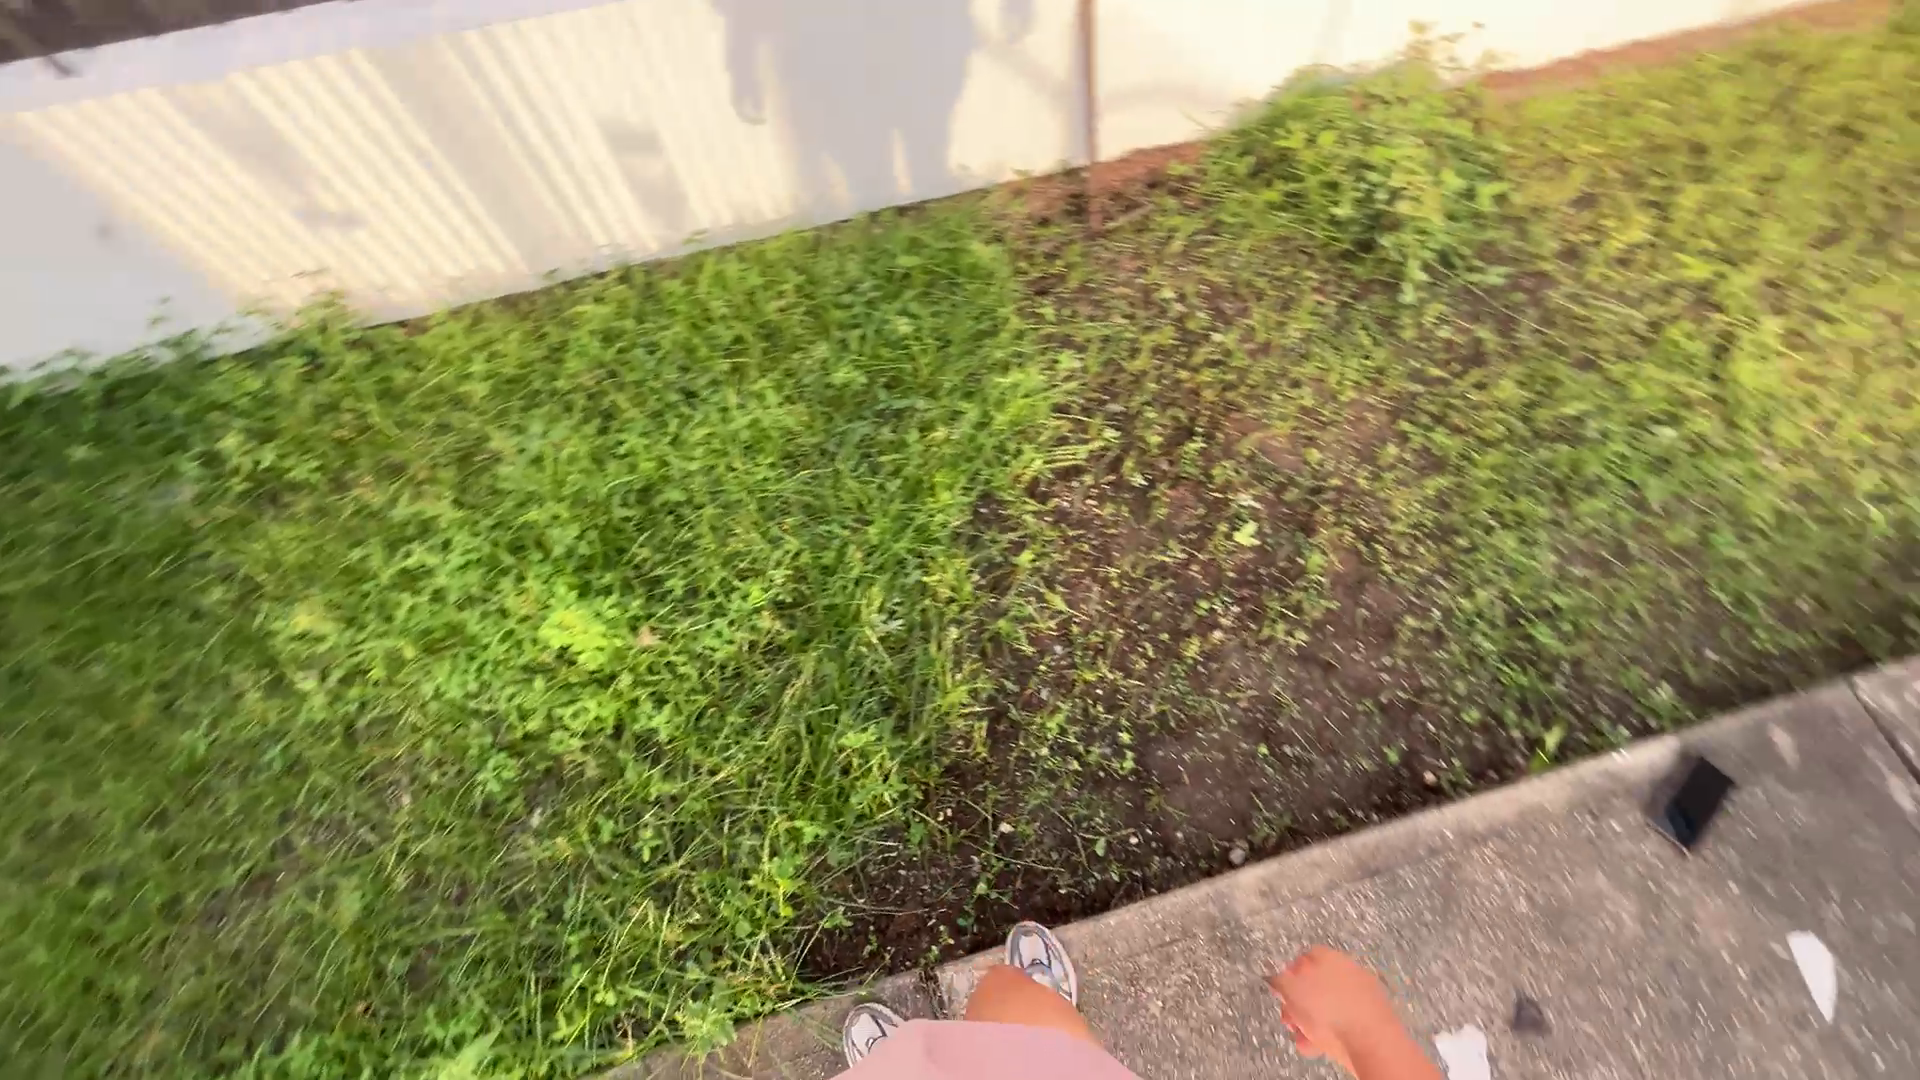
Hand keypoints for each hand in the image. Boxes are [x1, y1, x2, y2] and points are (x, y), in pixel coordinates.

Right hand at [1267, 947, 1401, 1073]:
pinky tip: (1322, 1045)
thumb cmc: (1328, 1013)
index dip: (1287, 979)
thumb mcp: (1290, 991)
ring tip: (1305, 1039)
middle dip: (1300, 1004)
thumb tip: (1275, 977)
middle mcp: (1346, 967)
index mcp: (1326, 955)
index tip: (1283, 997)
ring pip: (1330, 1005)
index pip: (1300, 960)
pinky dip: (1334, 1031)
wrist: (1373, 1044)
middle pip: (1315, 984)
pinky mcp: (1376, 1015)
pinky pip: (1347, 1019)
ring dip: (1314, 1022)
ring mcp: (1364, 991)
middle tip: (1292, 1020)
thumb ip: (1279, 980)